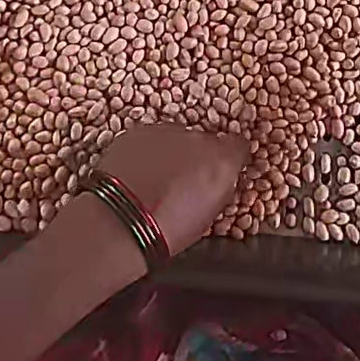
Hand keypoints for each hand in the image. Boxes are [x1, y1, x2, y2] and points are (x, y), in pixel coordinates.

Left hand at [95, 125, 248, 255]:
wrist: (121, 220)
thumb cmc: (167, 229)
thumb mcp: (208, 217)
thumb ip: (218, 189)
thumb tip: (216, 182)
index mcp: (222, 161)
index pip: (238, 146)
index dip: (231, 158)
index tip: (222, 170)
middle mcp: (197, 139)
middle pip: (204, 140)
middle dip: (197, 156)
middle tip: (184, 181)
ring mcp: (165, 131)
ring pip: (175, 137)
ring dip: (171, 152)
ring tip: (157, 180)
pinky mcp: (138, 132)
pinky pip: (149, 138)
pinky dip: (146, 151)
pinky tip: (138, 173)